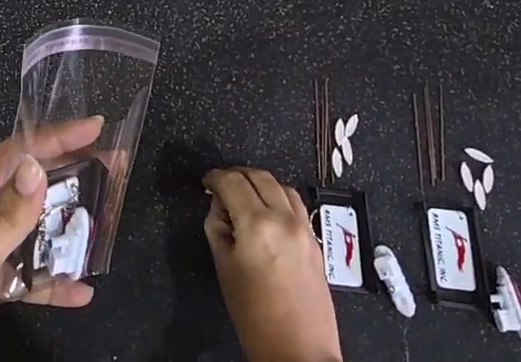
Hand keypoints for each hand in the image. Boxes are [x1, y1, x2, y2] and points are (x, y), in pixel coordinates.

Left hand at [0, 116, 104, 361]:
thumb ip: (7, 216)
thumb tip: (39, 163)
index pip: (16, 153)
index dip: (56, 137)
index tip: (97, 125)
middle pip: (27, 185)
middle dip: (69, 174)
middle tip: (114, 167)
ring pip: (28, 229)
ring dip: (64, 228)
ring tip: (105, 222)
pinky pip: (22, 274)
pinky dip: (49, 281)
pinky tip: (79, 292)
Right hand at [203, 167, 341, 361]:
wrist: (298, 350)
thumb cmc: (253, 314)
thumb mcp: (224, 267)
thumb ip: (217, 227)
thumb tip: (219, 205)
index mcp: (257, 224)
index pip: (232, 182)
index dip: (214, 177)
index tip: (205, 182)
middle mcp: (284, 218)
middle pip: (258, 176)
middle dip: (236, 175)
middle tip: (220, 187)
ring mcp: (304, 227)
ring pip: (280, 185)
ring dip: (259, 183)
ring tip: (244, 196)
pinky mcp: (315, 240)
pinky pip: (295, 203)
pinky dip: (278, 196)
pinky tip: (267, 210)